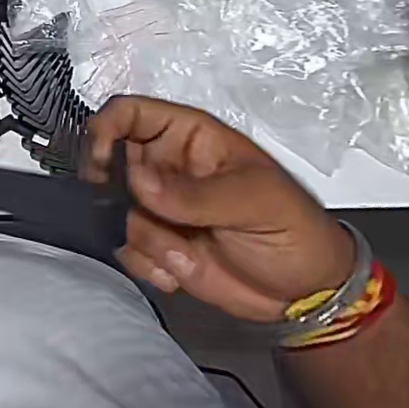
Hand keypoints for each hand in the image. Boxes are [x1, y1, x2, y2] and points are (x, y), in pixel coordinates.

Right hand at [84, 96, 354, 321]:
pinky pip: (124, 247)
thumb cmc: (293, 229)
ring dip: (145, 237)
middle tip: (136, 215)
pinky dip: (148, 263)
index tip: (100, 163)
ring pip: (114, 210)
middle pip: (106, 159)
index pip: (128, 112)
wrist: (308, 295)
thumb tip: (137, 181)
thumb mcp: (256, 202)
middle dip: (110, 191)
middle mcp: (160, 164)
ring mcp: (152, 205)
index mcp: (185, 135)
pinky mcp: (151, 242)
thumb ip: (196, 193)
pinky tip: (182, 271)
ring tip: (187, 254)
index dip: (105, 128)